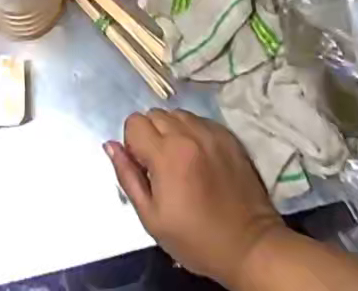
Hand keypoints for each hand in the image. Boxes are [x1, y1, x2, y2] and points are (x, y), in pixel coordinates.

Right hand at [105, 110, 285, 284]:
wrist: (248, 243)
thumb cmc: (194, 238)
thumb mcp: (151, 217)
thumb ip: (127, 176)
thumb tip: (110, 146)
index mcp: (166, 154)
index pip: (134, 122)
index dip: (132, 144)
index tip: (142, 167)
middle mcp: (188, 133)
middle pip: (154, 114)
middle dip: (150, 135)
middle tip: (160, 167)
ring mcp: (211, 130)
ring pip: (177, 114)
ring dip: (171, 131)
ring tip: (180, 162)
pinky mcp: (228, 133)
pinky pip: (199, 120)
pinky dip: (192, 132)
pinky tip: (199, 159)